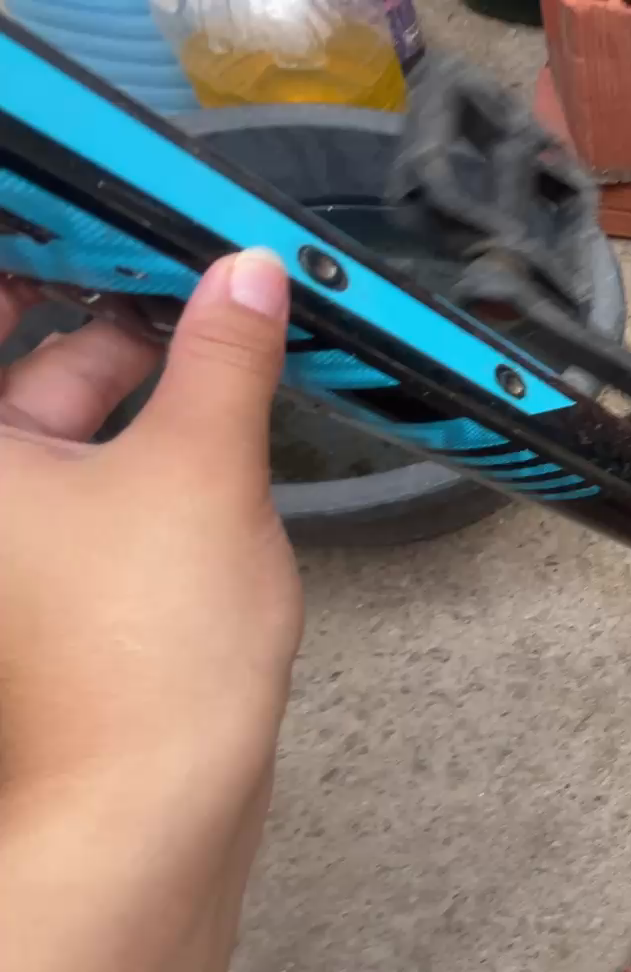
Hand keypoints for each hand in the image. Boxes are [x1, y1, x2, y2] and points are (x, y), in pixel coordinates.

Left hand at [0, 250, 301, 793]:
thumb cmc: (159, 617)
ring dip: (125, 353)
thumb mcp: (202, 471)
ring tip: (206, 315)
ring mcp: (3, 514)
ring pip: (45, 397)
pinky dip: (140, 411)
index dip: (24, 244)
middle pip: (1, 349)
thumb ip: (226, 360)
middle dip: (76, 290)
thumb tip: (252, 267)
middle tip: (159, 242)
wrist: (161, 763)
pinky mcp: (50, 544)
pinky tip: (206, 395)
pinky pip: (81, 444)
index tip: (83, 194)